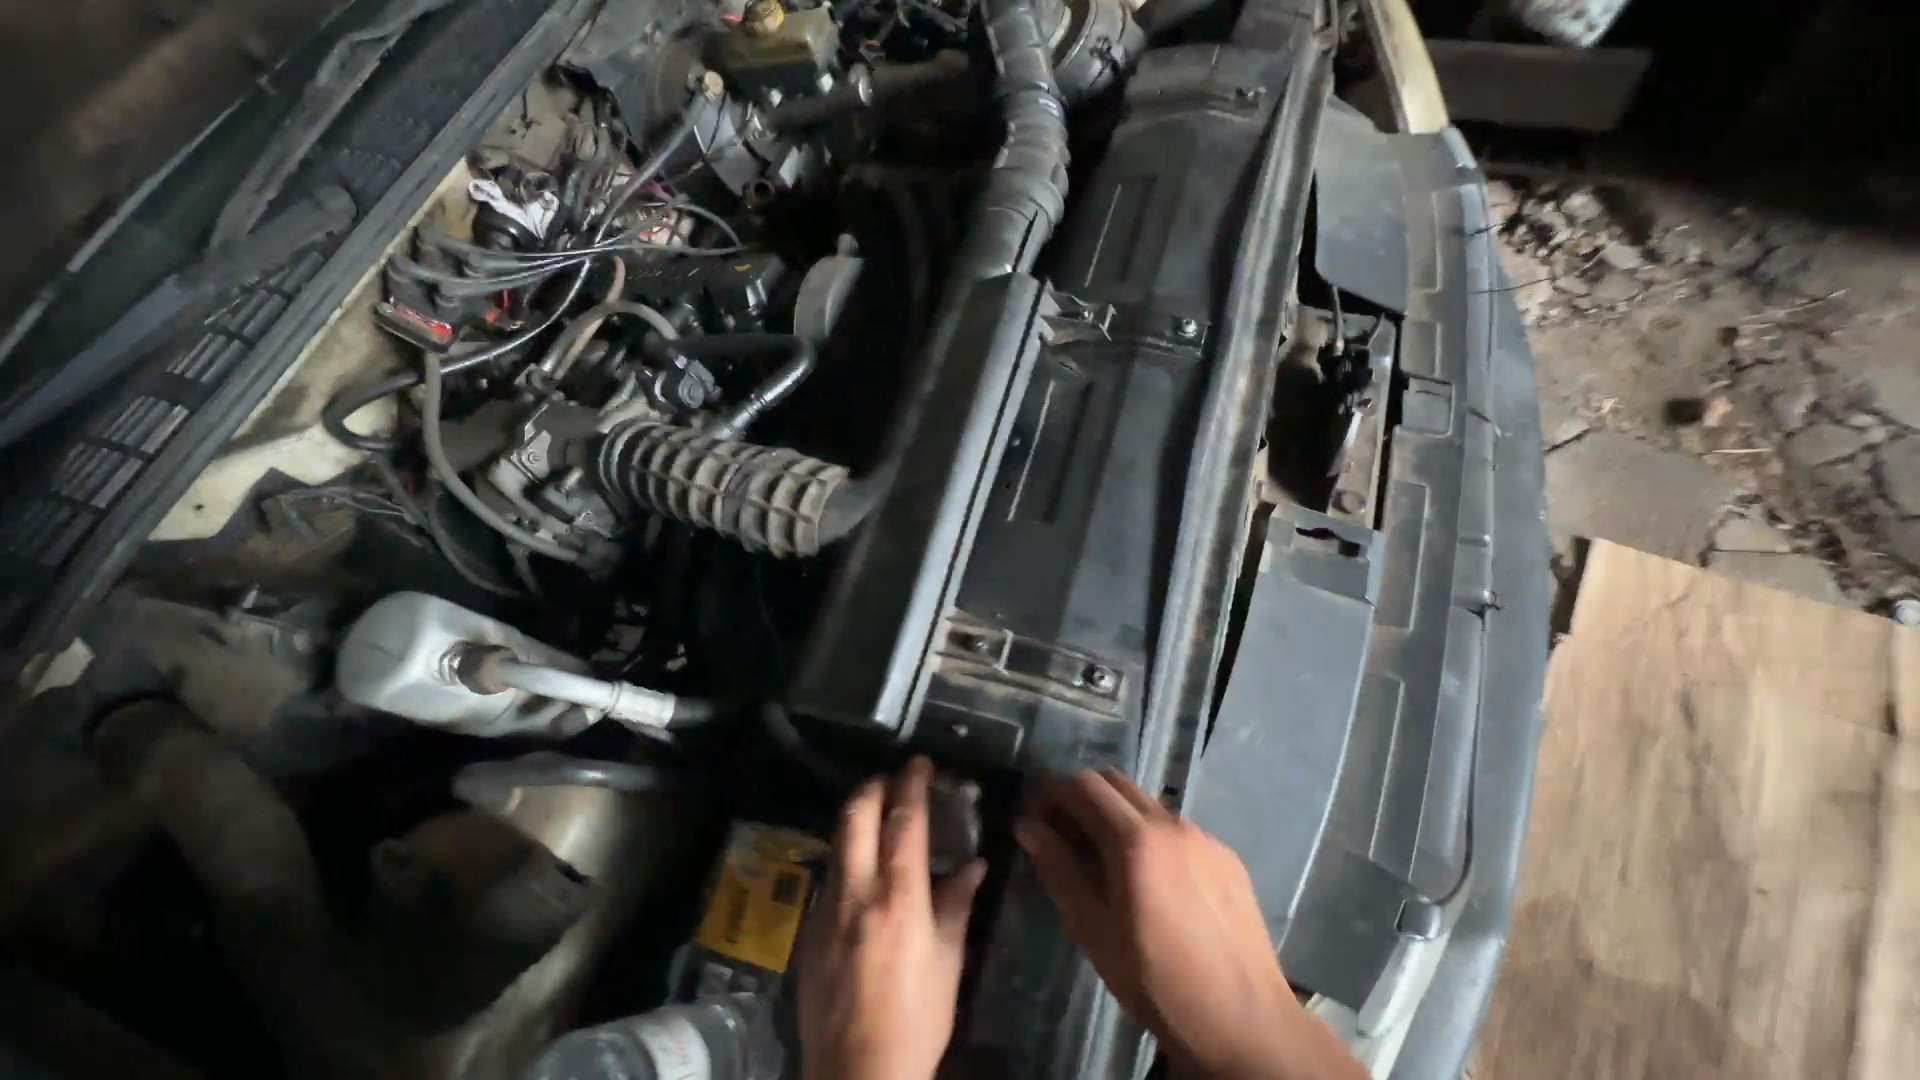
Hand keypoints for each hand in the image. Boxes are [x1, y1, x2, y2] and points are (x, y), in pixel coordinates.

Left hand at [797, 757, 987, 1079]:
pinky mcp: (808, 932)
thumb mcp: (950, 960)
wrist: (858, 1073)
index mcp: (899, 895)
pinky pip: (828, 878)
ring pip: (836, 844)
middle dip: (872, 788)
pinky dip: (845, 860)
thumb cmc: (919, 1017)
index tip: (918, 762)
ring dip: (855, 820)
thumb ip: (958, 903)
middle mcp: (856, 892)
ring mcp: (826, 910)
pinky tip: (859, 874)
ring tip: (875, 817)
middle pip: (855, 817)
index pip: (903, 821)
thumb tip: (974, 863)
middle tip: (890, 780)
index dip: (911, 784)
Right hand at [1017, 768, 1363, 1079]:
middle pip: (1115, 782)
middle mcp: (1171, 823)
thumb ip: (1059, 869)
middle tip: (1063, 832)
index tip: (1034, 817)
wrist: (1244, 1022)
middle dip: (1082, 796)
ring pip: (1148, 803)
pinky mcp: (1227, 857)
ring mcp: (1204, 836)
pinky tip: (1152, 880)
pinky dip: (1152, 836)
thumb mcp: (1093, 929)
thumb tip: (1027, 826)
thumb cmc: (1155, 981)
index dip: (1051, 792)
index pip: (1083, 785)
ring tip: (1104, 859)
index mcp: (1134, 838)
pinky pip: (1178, 829)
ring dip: (1117, 814)